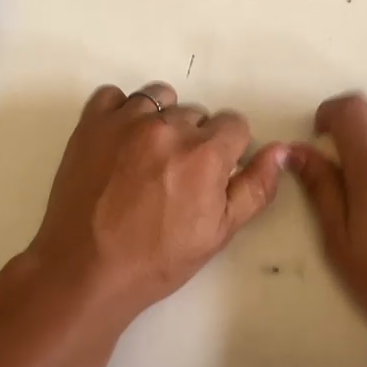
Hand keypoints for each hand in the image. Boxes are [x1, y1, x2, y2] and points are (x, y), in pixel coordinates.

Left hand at [22, 83, 287, 323]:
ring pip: (158, 99)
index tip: (212, 174)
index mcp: (205, 154)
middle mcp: (168, 127)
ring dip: (161, 120)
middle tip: (176, 177)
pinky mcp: (91, 124)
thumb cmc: (158, 259)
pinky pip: (114, 96)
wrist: (85, 270)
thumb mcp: (219, 233)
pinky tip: (120, 141)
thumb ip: (255, 188)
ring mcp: (125, 122)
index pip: (234, 124)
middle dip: (195, 139)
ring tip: (148, 156)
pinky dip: (121, 112)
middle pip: (196, 115)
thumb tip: (281, 152)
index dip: (229, 150)